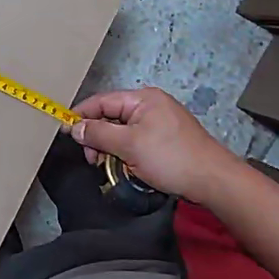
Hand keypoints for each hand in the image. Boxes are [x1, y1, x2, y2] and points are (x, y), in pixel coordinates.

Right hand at [68, 87, 241, 202]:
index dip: (82, 115)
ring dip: (111, 149)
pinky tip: (126, 168)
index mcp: (143, 98)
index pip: (102, 101)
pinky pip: (136, 141)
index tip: (66, 132)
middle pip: (111, 116)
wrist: (212, 180)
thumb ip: (98, 133)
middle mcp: (151, 105)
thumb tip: (75, 127)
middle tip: (92, 160)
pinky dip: (126, 153)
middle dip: (97, 137)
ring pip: (122, 132)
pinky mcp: (165, 140)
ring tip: (109, 167)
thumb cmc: (170, 158)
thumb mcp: (129, 145)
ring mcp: (160, 122)